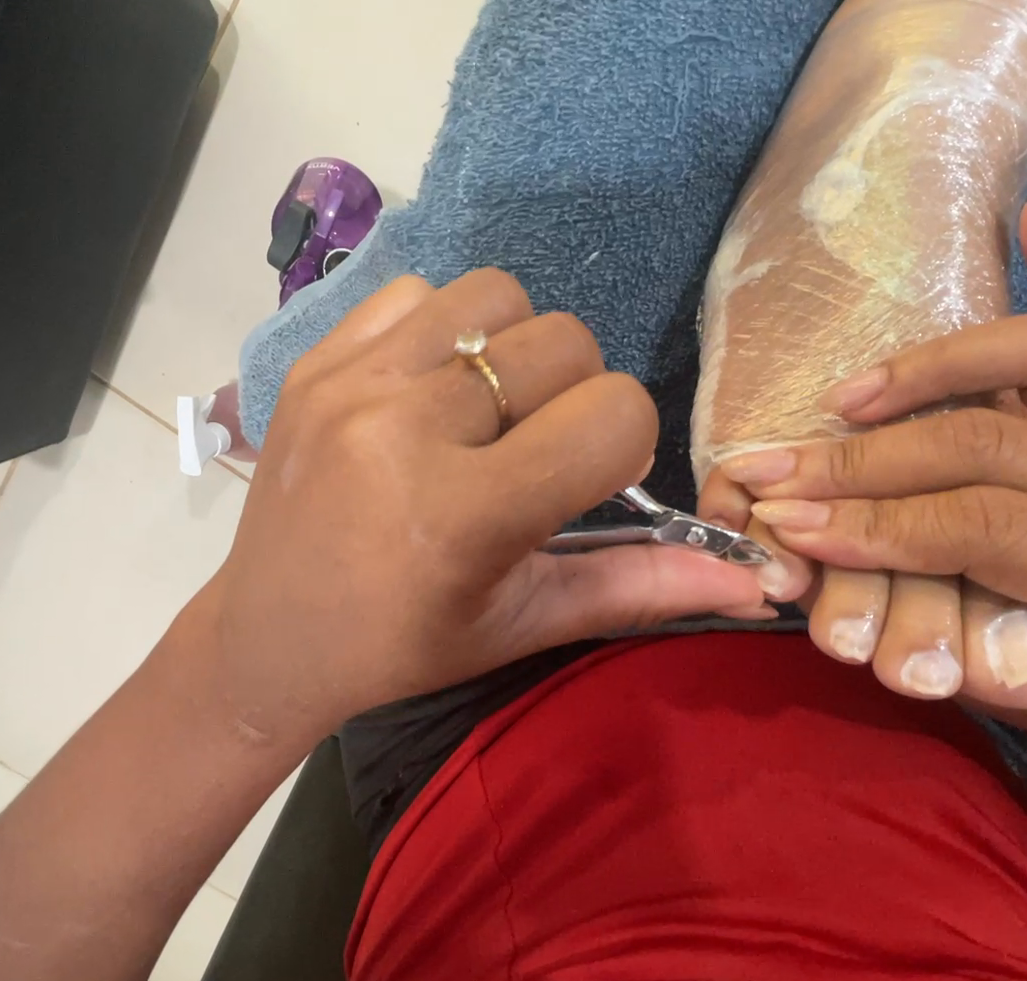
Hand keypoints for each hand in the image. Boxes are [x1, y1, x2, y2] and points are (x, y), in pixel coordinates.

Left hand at [197, 270, 763, 740]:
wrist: (271, 636)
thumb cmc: (405, 644)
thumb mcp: (523, 623)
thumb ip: (638, 588)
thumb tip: (755, 582)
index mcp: (466, 512)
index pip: (614, 415)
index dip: (623, 444)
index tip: (585, 480)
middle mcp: (408, 428)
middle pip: (565, 343)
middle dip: (574, 397)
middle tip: (533, 451)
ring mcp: (353, 382)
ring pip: (497, 296)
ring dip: (515, 350)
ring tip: (483, 412)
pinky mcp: (316, 358)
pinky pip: (419, 291)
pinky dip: (445, 330)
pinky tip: (426, 391)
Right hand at [719, 178, 1026, 740]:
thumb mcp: (987, 687)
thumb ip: (907, 631)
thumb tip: (794, 568)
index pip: (986, 525)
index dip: (879, 522)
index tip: (790, 526)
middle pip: (993, 442)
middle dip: (870, 460)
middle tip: (784, 471)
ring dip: (934, 362)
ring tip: (846, 396)